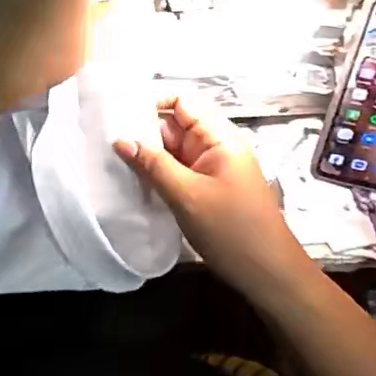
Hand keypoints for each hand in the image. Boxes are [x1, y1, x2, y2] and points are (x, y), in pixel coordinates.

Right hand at [113, 97, 317, 304]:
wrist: (268, 273)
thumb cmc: (231, 230)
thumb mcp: (187, 195)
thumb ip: (153, 165)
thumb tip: (121, 140)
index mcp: (220, 136)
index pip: (183, 102)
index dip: (153, 103)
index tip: (120, 115)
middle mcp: (217, 145)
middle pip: (176, 125)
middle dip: (145, 131)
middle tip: (106, 140)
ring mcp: (213, 167)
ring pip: (175, 150)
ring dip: (150, 154)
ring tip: (114, 159)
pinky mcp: (209, 188)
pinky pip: (180, 170)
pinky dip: (160, 173)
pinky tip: (136, 180)